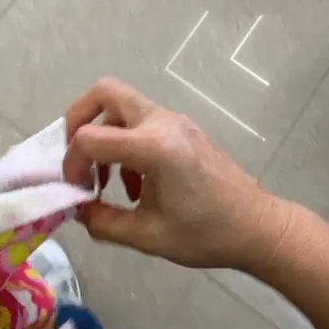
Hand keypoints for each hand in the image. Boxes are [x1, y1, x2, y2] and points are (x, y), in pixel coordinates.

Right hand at [62, 78, 294, 270]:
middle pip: (105, 92)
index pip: (90, 137)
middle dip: (79, 119)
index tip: (74, 190)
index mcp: (153, 146)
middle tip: (76, 156)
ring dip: (104, 135)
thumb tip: (77, 209)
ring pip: (123, 106)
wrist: (256, 226)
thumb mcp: (147, 236)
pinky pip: (141, 121)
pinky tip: (134, 184)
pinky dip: (125, 142)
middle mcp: (162, 122)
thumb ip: (103, 221)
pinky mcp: (183, 129)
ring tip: (105, 182)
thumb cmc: (206, 233)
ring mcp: (175, 121)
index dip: (71, 162)